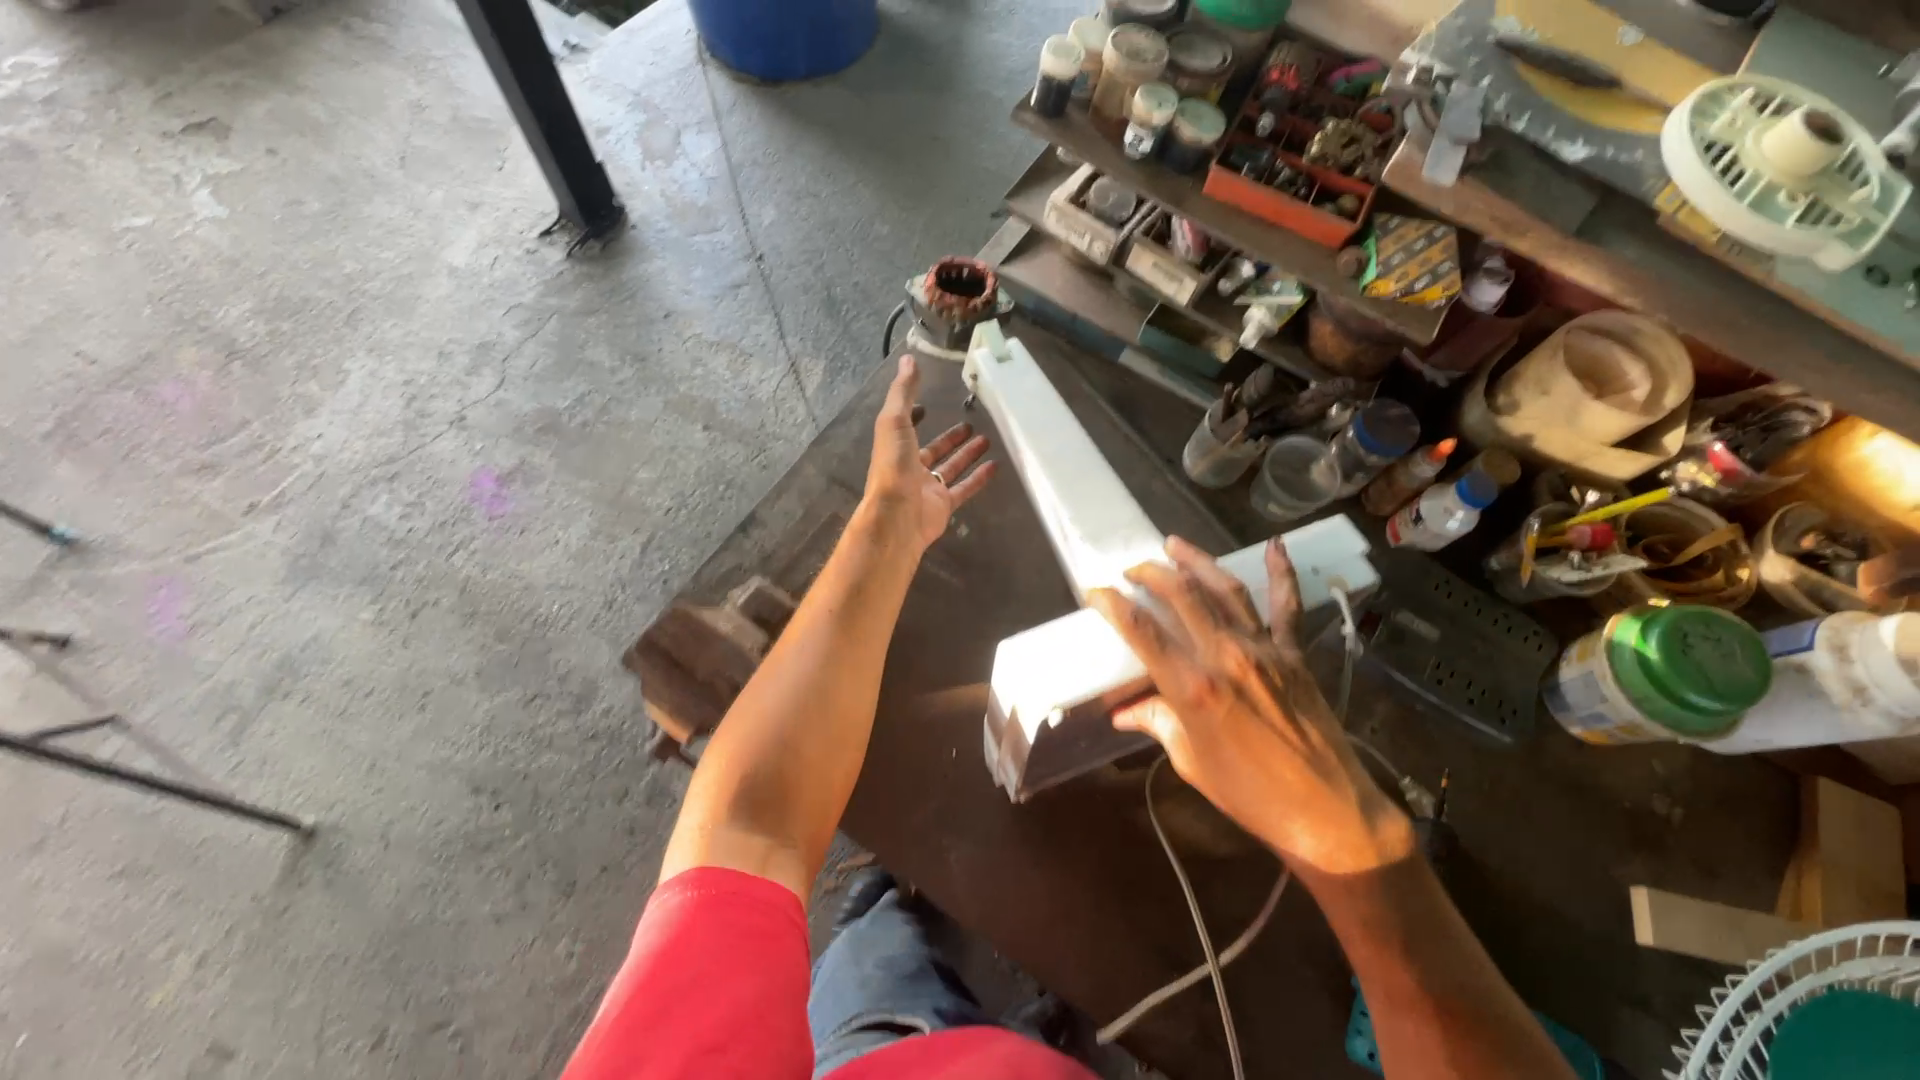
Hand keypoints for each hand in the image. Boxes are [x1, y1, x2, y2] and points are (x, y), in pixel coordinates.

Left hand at [864, 354, 996, 552]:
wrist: (898, 515)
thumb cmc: (893, 466)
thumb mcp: (894, 421)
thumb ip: (903, 392)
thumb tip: (908, 359)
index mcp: (895, 447)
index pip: (905, 427)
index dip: (914, 415)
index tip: (927, 403)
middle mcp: (910, 467)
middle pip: (932, 449)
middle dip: (949, 437)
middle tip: (969, 422)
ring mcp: (927, 488)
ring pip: (950, 468)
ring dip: (966, 454)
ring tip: (986, 438)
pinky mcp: (944, 505)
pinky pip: (963, 488)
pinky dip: (978, 478)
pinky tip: (994, 466)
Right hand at [1089, 536, 1413, 876]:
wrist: (1327, 812)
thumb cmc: (1249, 796)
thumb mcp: (1191, 762)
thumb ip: (1158, 723)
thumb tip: (1123, 712)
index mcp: (1193, 688)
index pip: (1142, 631)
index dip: (1113, 605)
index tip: (1095, 592)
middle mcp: (1225, 657)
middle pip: (1181, 597)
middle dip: (1150, 575)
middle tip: (1132, 570)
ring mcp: (1264, 650)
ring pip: (1225, 591)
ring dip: (1197, 562)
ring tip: (1174, 544)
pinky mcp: (1295, 655)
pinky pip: (1287, 607)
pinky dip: (1282, 573)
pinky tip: (1275, 545)